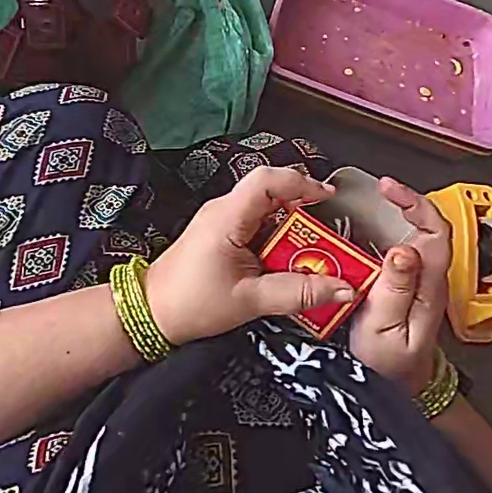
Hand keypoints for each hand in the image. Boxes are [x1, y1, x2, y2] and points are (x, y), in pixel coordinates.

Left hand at [144, 166, 355, 345]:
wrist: (151, 313)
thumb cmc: (191, 303)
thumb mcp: (250, 300)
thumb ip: (297, 293)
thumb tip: (340, 288)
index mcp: (227, 217)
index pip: (267, 180)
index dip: (301, 182)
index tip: (327, 196)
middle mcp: (224, 210)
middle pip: (271, 190)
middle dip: (303, 208)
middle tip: (326, 232)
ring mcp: (222, 219)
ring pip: (267, 207)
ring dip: (292, 224)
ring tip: (312, 249)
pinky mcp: (223, 232)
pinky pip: (258, 223)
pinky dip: (279, 236)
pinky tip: (288, 258)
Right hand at [348, 177, 451, 390]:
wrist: (395, 387)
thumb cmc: (388, 364)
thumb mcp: (385, 327)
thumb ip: (395, 289)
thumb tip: (402, 249)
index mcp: (428, 285)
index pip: (436, 232)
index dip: (416, 204)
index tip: (389, 190)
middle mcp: (428, 278)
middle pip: (429, 227)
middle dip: (407, 200)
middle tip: (380, 188)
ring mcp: (418, 281)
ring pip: (416, 235)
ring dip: (398, 212)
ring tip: (373, 199)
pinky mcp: (405, 285)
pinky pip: (401, 248)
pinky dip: (386, 230)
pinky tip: (367, 228)